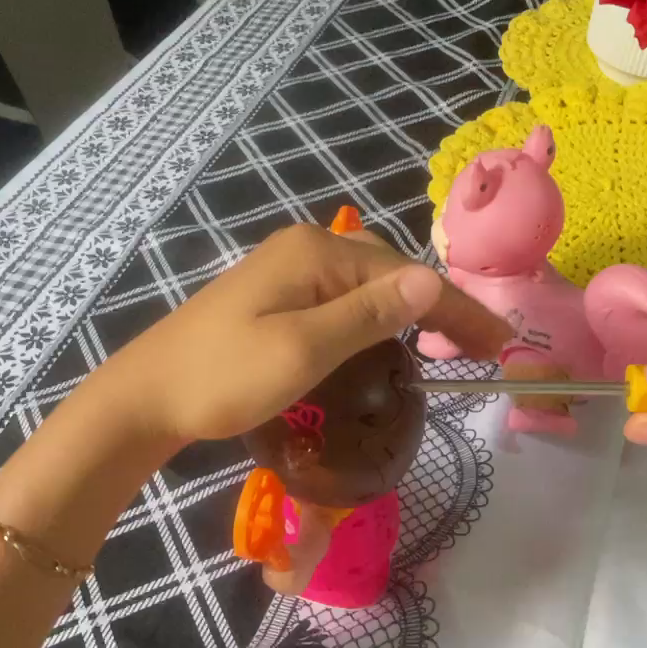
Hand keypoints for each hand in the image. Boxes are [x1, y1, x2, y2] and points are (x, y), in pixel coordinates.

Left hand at [89, 223, 510, 444]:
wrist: (145, 397)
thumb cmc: (222, 377)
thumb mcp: (302, 350)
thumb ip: (367, 315)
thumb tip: (428, 280)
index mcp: (316, 253)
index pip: (406, 276)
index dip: (457, 309)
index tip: (501, 344)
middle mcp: (304, 250)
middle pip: (388, 272)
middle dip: (436, 307)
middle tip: (476, 349)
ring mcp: (284, 271)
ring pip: (364, 286)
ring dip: (404, 312)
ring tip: (441, 348)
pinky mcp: (272, 297)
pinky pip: (338, 299)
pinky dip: (371, 319)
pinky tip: (380, 344)